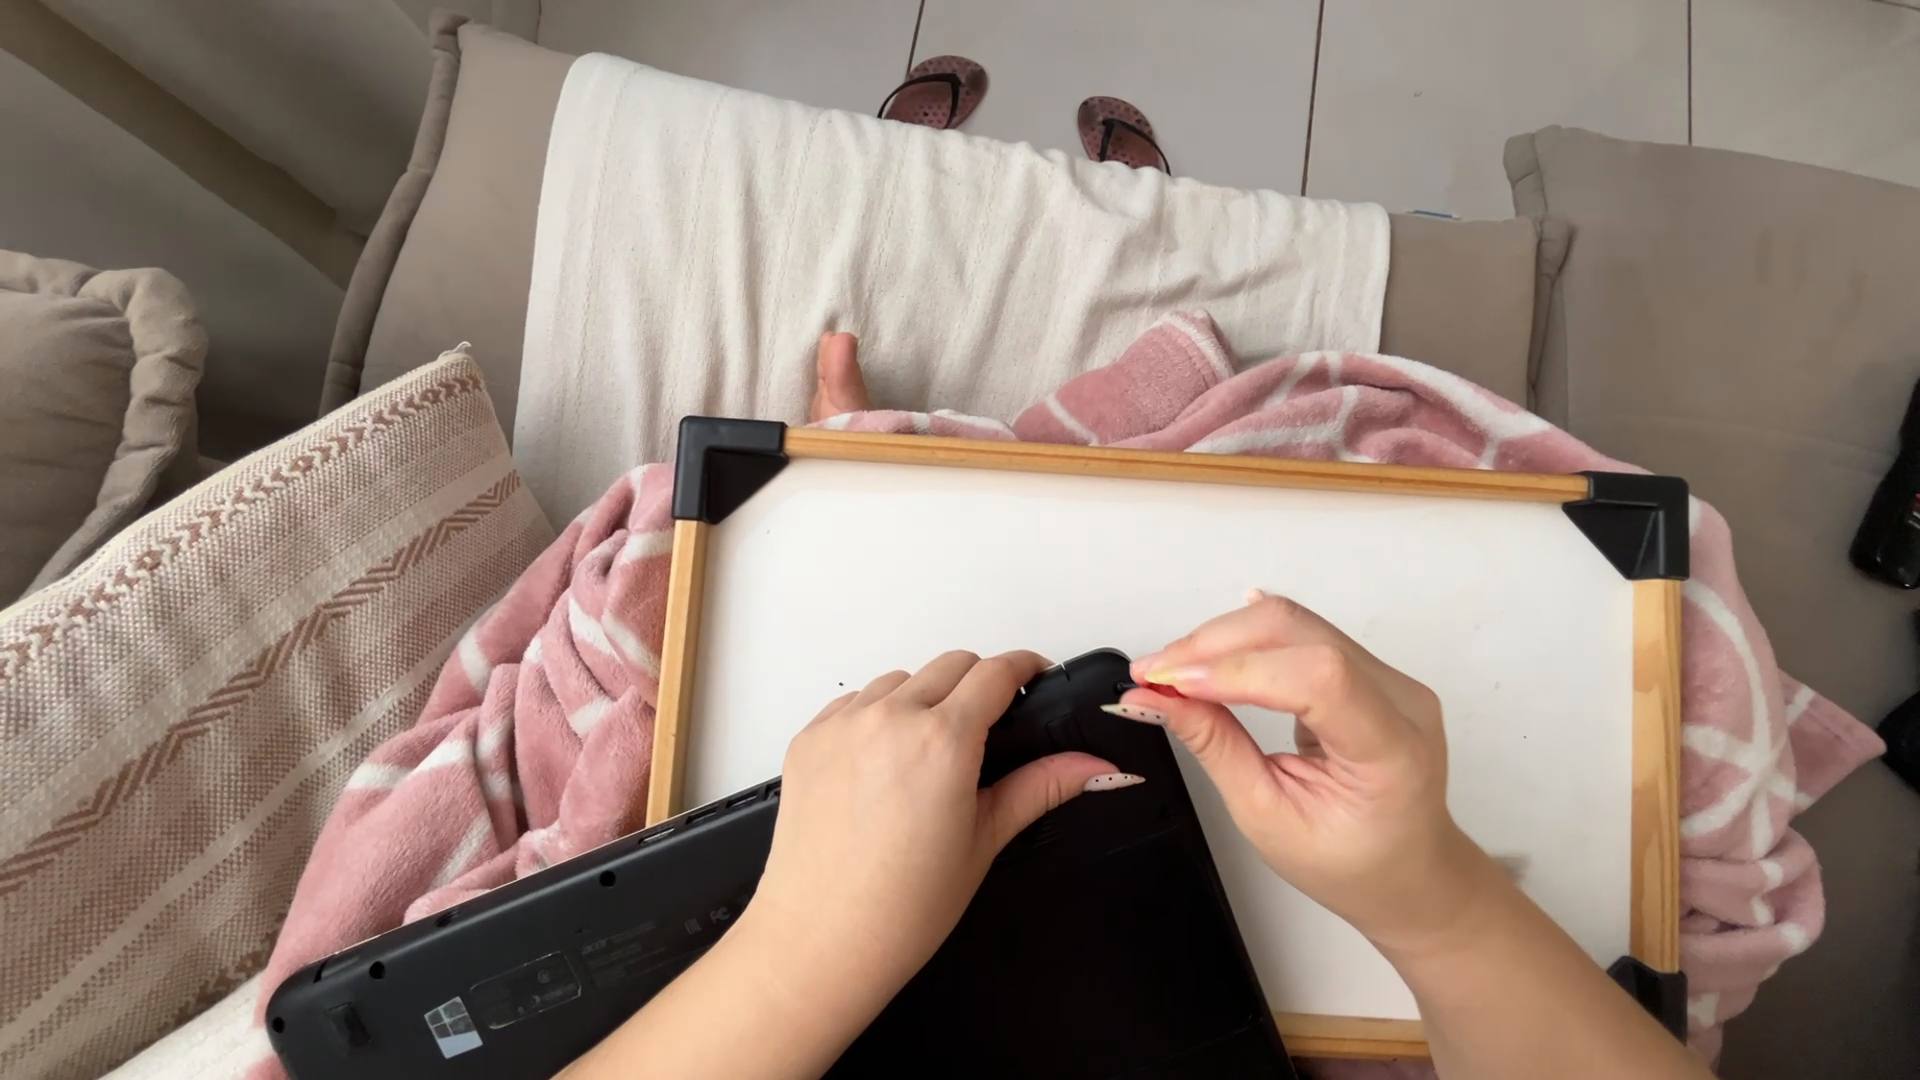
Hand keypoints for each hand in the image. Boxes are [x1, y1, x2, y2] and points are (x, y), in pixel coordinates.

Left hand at [742, 650, 1126, 1018]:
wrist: (819, 942)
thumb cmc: (902, 906)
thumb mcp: (985, 840)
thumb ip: (1041, 786)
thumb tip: (1094, 766)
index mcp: (943, 740)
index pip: (996, 672)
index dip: (1023, 668)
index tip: (1033, 676)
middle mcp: (891, 718)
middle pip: (952, 664)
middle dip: (978, 683)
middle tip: (984, 728)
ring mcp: (845, 724)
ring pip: (901, 679)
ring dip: (923, 699)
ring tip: (924, 754)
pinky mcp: (809, 737)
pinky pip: (855, 702)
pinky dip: (876, 715)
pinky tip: (880, 763)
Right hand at [1123, 593, 1494, 954]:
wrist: (1410, 870)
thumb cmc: (1350, 861)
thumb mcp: (1267, 817)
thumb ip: (1214, 747)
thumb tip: (1155, 698)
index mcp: (1390, 750)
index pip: (1316, 678)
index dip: (1235, 671)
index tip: (1169, 684)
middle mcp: (1397, 697)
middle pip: (1294, 630)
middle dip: (1210, 644)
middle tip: (1152, 673)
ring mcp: (1385, 674)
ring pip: (1288, 621)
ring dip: (1217, 638)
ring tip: (1170, 669)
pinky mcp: (1362, 666)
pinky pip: (1297, 629)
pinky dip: (1241, 634)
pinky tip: (1213, 640)